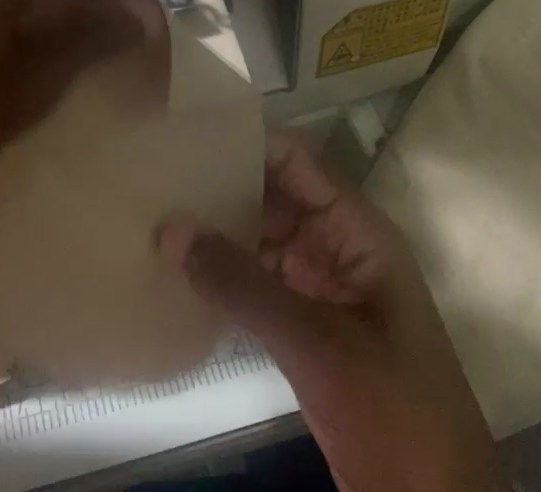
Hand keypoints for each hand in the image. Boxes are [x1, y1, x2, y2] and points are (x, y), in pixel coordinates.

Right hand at [159, 138, 503, 491]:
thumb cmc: (392, 407)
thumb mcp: (317, 343)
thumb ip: (243, 285)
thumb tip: (169, 228)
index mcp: (357, 232)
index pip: (295, 161)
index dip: (244, 140)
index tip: (181, 134)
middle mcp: (336, 248)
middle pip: (271, 196)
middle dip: (217, 186)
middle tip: (148, 175)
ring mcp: (319, 289)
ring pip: (259, 240)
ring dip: (214, 232)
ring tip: (148, 214)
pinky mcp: (303, 327)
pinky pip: (255, 284)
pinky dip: (220, 276)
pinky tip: (173, 272)